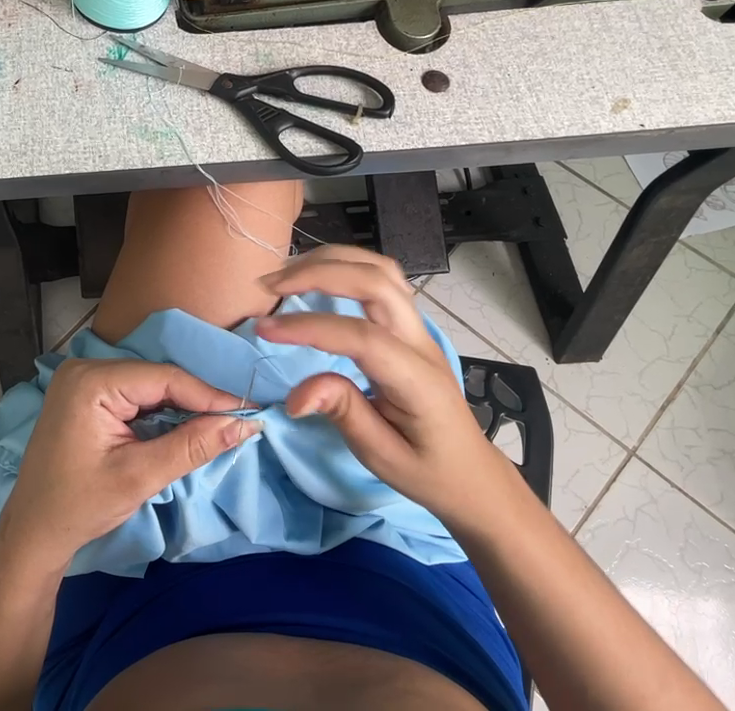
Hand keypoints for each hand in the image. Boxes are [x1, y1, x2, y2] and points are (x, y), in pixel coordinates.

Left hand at [0, 358, 260, 569]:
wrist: (34, 529)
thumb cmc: (81, 504)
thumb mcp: (141, 476)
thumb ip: (192, 445)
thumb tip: (244, 424)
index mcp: (92, 381)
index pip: (164, 378)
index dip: (209, 395)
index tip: (250, 412)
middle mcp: (84, 369)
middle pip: (156, 378)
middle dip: (197, 400)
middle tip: (240, 420)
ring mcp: (82, 381)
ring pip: (147, 386)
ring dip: (181, 406)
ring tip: (221, 424)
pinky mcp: (85, 396)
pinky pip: (133, 396)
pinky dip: (158, 411)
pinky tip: (185, 426)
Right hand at [253, 246, 517, 527]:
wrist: (470, 473)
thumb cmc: (425, 469)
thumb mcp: (382, 457)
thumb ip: (344, 414)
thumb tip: (296, 393)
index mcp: (417, 380)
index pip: (363, 337)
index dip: (310, 328)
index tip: (264, 330)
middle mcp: (421, 343)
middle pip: (376, 282)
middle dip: (317, 274)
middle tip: (268, 286)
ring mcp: (418, 328)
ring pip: (381, 268)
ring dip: (330, 260)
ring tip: (285, 273)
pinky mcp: (409, 324)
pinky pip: (382, 276)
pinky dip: (345, 264)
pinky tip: (315, 274)